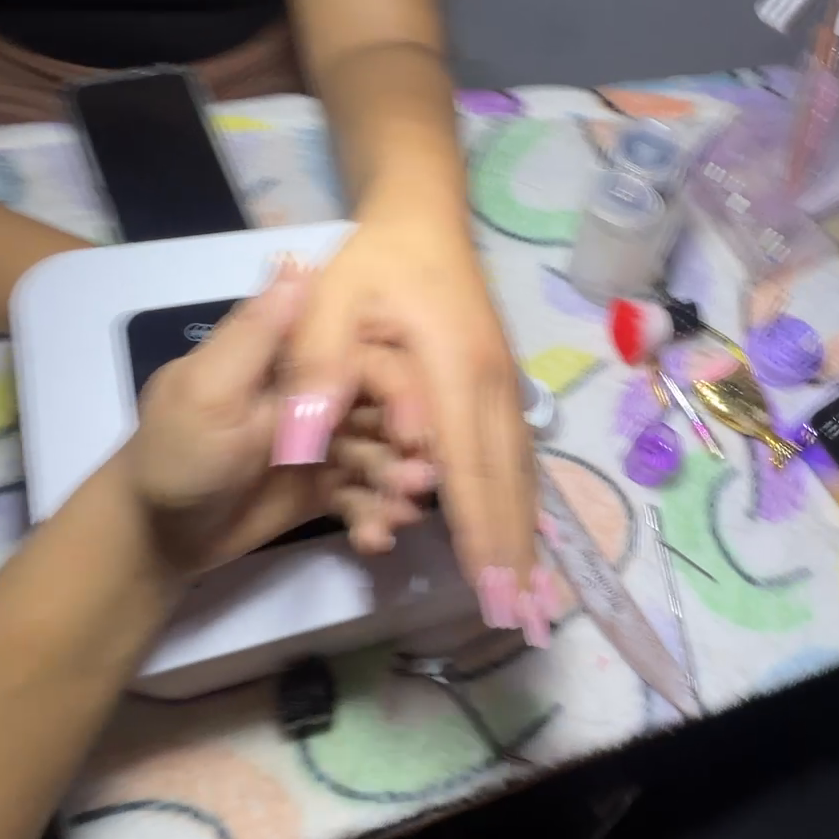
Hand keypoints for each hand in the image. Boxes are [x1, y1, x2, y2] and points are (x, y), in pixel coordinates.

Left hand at [123, 265, 437, 577]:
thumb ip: (255, 335)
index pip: (362, 362)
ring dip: (396, 482)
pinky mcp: (328, 487)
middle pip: (384, 411)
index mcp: (292, 360)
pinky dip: (375, 514)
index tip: (412, 431)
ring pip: (381, 455)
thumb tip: (299, 262)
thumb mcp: (208, 392)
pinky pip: (365, 496)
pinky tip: (379, 536)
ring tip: (402, 515)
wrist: (155, 537)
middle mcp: (318, 397)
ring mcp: (326, 444)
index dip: (396, 393)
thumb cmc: (175, 456)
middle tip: (419, 482)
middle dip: (406, 447)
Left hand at [277, 220, 550, 643]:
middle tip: (528, 616)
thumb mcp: (324, 299)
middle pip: (507, 483)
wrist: (424, 222)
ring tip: (535, 592)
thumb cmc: (371, 263)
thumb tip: (304, 439)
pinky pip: (517, 459)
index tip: (495, 594)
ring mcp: (503, 391)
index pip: (467, 470)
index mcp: (450, 373)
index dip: (479, 535)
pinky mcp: (500, 392)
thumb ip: (314, 367)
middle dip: (514, 552)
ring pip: (519, 475)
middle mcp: (490, 390)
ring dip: (525, 536)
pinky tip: (526, 534)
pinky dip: (521, 504)